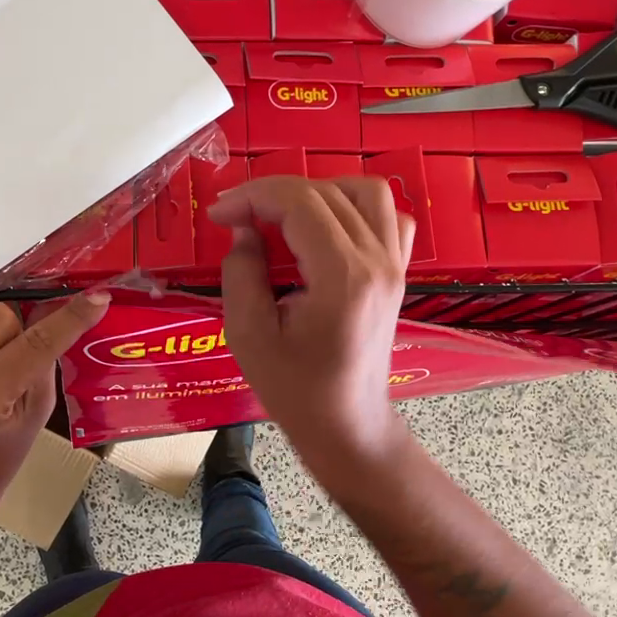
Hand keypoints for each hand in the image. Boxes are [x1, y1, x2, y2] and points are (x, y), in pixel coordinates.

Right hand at [209, 175, 413, 471]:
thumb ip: (241, 273)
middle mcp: (377, 261)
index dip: (252, 197)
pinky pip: (388, 217)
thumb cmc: (294, 389)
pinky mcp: (397, 273)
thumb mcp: (248, 335)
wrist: (346, 424)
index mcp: (342, 277)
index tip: (218, 214)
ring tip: (281, 216)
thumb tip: (245, 230)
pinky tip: (326, 230)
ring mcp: (394, 265)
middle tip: (236, 218)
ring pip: (365, 192)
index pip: (300, 203)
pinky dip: (355, 208)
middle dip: (273, 194)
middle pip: (327, 192)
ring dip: (318, 191)